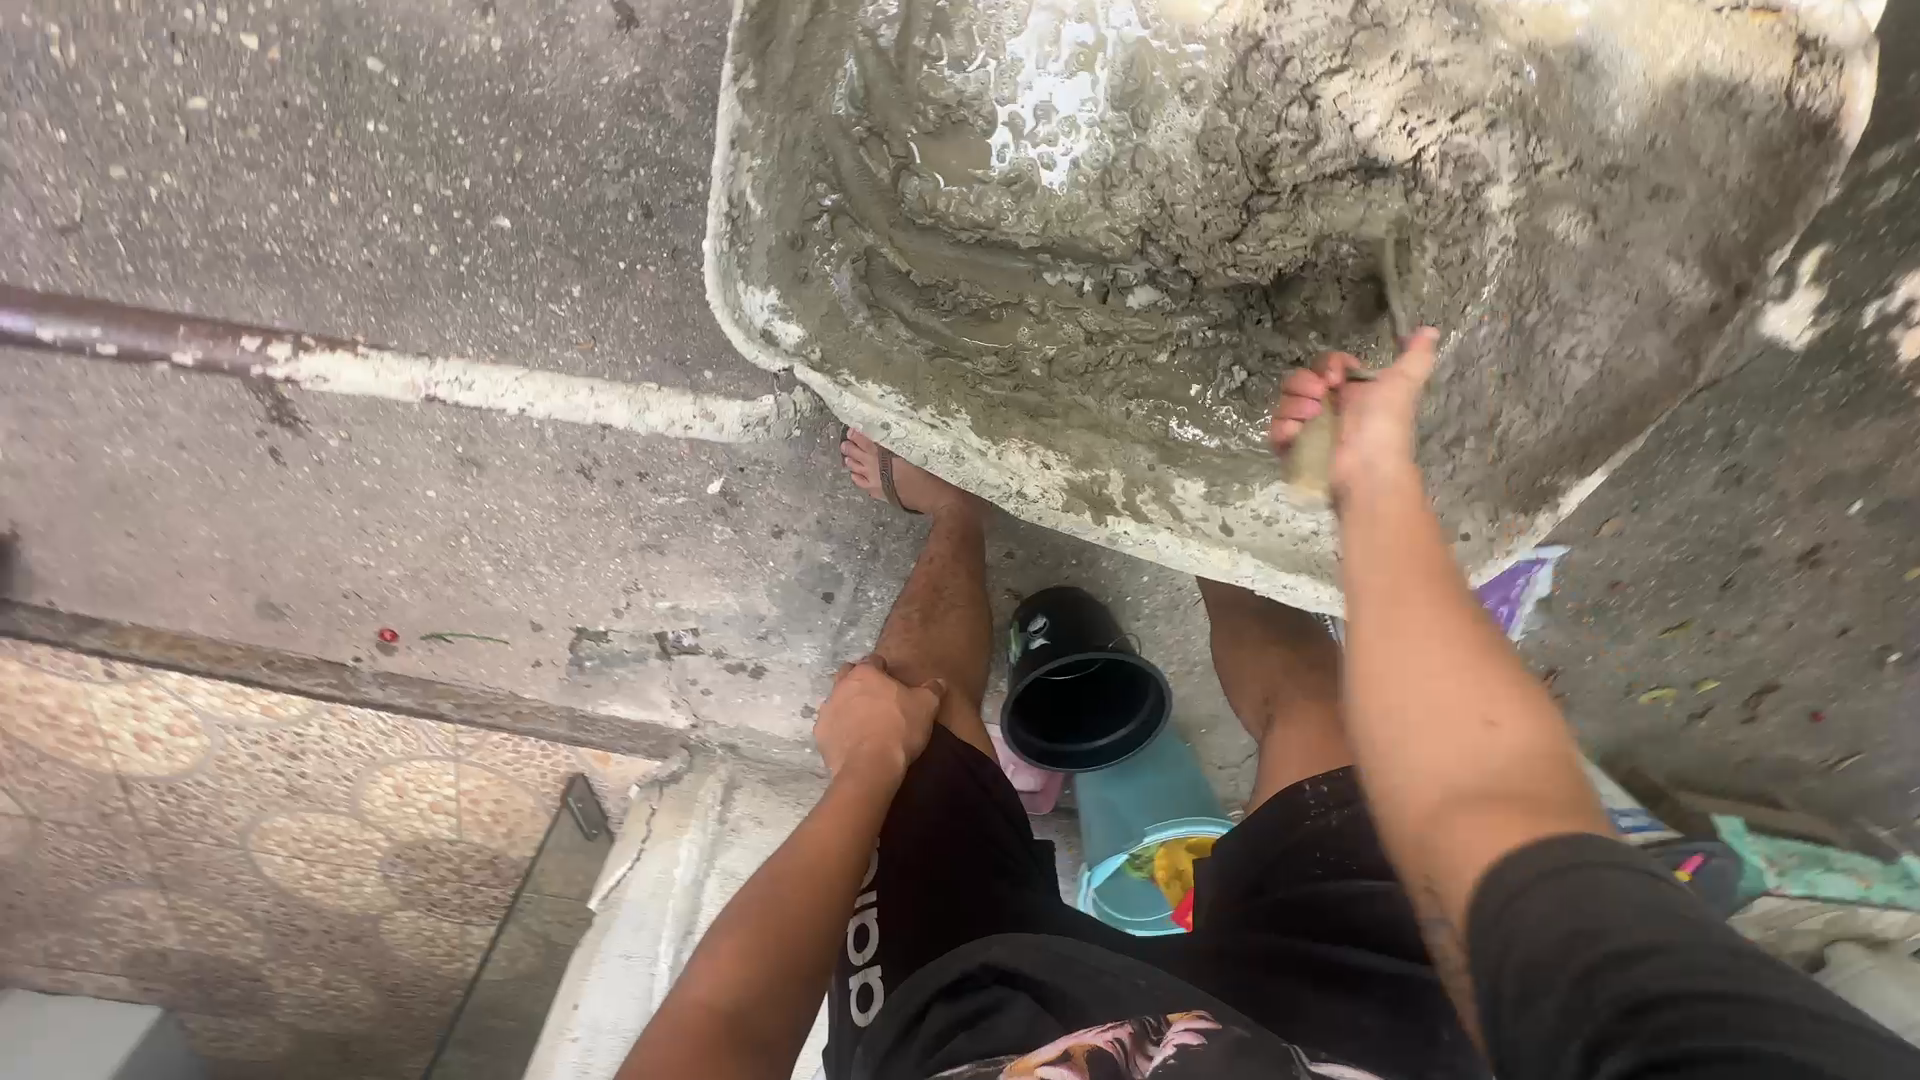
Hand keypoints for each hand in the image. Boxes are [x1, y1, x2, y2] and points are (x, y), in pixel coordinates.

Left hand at [813, 655, 943, 782]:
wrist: (870, 766)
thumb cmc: (899, 728)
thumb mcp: (926, 707)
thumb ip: (932, 690)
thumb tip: (939, 681)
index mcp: (866, 673)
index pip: (873, 661)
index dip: (883, 668)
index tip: (891, 679)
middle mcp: (841, 686)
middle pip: (848, 674)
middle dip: (859, 680)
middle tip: (875, 695)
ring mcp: (827, 710)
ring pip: (836, 699)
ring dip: (848, 704)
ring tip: (863, 719)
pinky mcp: (820, 733)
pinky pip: (831, 725)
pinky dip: (840, 728)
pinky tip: (852, 739)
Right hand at [1271, 326, 1439, 502]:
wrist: (1368, 465)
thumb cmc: (1385, 424)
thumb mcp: (1404, 383)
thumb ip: (1415, 355)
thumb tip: (1429, 330)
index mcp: (1349, 390)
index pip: (1323, 365)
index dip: (1326, 366)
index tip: (1336, 377)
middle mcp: (1326, 406)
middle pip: (1298, 381)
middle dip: (1305, 384)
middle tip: (1321, 397)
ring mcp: (1307, 428)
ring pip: (1285, 404)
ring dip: (1295, 406)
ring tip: (1312, 418)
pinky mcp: (1292, 448)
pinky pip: (1275, 430)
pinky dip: (1283, 429)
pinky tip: (1297, 432)